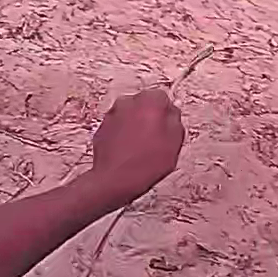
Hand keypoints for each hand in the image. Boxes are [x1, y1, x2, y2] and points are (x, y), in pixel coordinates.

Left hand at [86, 89, 183, 203]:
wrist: (115, 179)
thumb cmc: (145, 163)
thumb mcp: (175, 141)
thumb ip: (175, 120)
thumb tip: (173, 111)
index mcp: (149, 101)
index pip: (163, 97)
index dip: (168, 113)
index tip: (169, 126)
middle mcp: (128, 103)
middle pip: (144, 104)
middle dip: (151, 117)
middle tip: (158, 138)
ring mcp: (112, 115)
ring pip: (130, 115)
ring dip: (136, 125)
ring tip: (142, 148)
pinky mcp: (102, 128)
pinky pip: (117, 126)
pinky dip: (123, 134)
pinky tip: (130, 151)